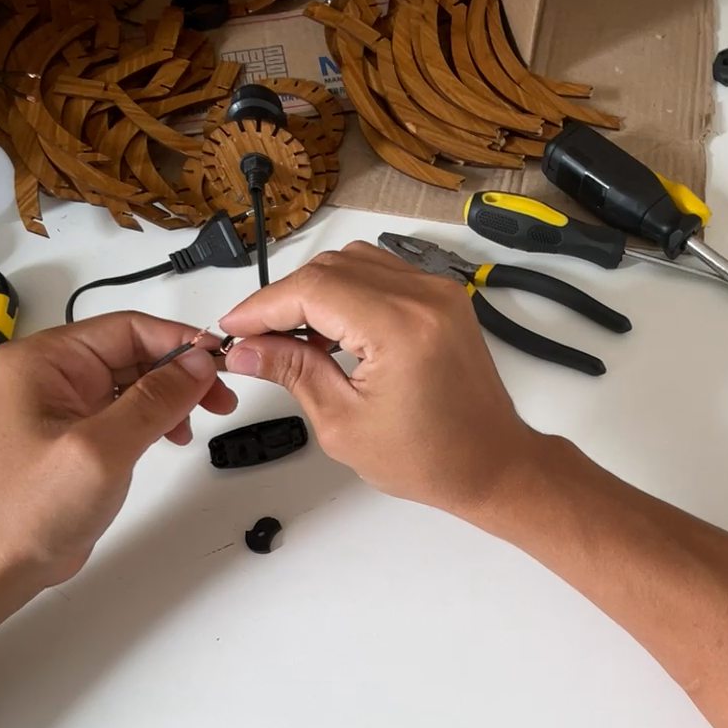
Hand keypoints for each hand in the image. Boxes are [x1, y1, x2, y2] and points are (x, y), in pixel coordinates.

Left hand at [0, 312, 236, 594]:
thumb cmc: (31, 508)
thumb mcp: (103, 448)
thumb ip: (155, 400)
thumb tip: (200, 362)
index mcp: (43, 360)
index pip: (126, 328)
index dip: (179, 341)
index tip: (222, 362)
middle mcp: (51, 373)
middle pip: (134, 351)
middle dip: (182, 372)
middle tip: (222, 398)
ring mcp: (63, 404)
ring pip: (136, 380)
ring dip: (174, 395)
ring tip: (203, 419)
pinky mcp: (76, 432)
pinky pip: (127, 408)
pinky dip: (158, 417)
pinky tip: (174, 435)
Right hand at [216, 241, 541, 513]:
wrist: (492, 464)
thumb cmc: (433, 458)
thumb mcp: (344, 424)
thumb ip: (294, 372)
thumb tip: (248, 349)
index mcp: (401, 328)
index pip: (312, 290)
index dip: (263, 306)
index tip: (235, 328)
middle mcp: (425, 298)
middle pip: (331, 268)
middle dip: (284, 299)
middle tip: (255, 338)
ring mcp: (439, 294)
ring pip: (355, 263)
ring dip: (315, 292)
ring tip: (291, 336)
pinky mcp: (444, 300)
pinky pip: (383, 275)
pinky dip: (349, 292)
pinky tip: (331, 328)